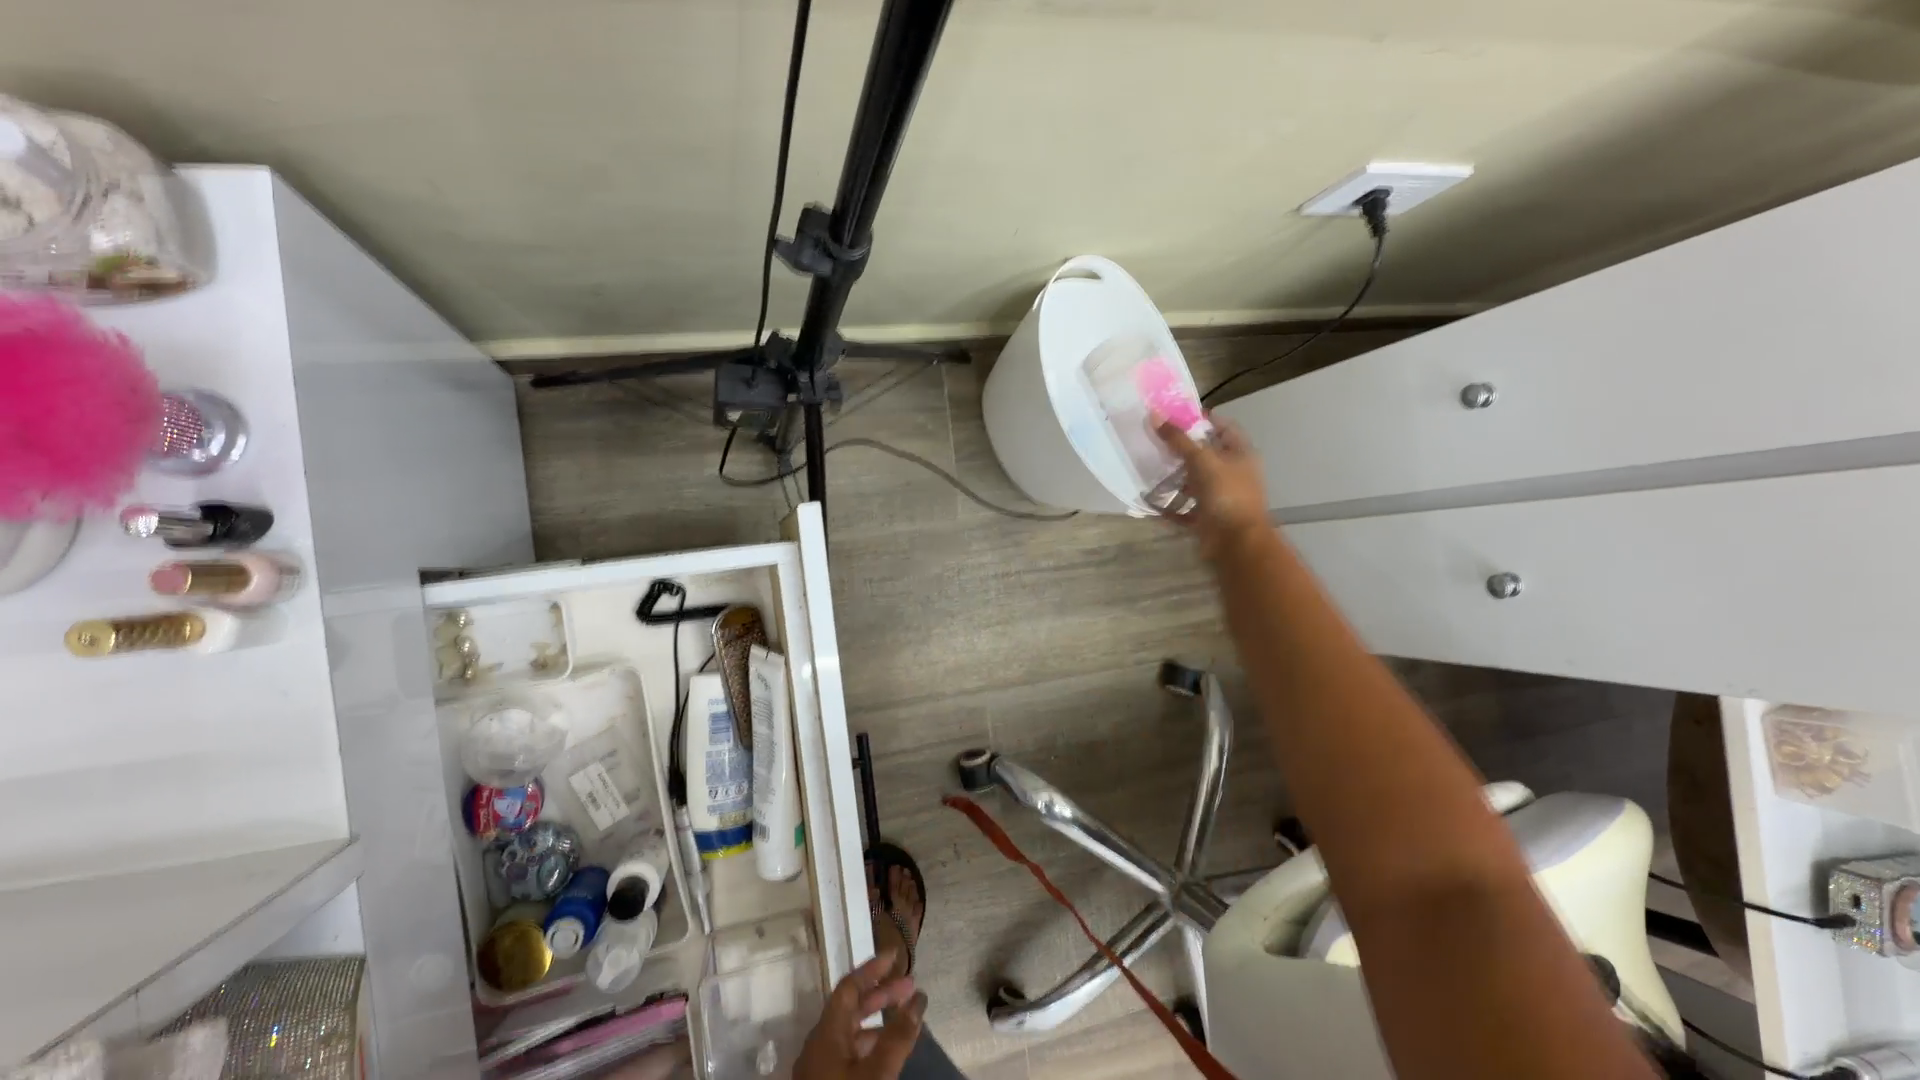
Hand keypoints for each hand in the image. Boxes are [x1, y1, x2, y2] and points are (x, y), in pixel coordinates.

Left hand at [795, 949, 926, 1079]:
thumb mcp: (877, 1073)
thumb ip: (897, 1037)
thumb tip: (918, 999)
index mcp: (826, 1033)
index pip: (849, 987)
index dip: (872, 968)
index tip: (896, 955)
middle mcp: (820, 1044)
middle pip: (850, 1007)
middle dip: (881, 993)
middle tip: (912, 986)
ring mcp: (820, 1067)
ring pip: (851, 1031)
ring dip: (878, 1019)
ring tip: (907, 1016)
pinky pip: (850, 1051)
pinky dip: (872, 1043)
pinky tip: (890, 1051)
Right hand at [1155, 416, 1269, 559]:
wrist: (1236, 542)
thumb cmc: (1226, 494)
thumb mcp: (1202, 460)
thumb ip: (1178, 439)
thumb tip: (1154, 415)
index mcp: (1240, 453)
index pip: (1222, 426)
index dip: (1200, 418)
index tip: (1173, 415)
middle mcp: (1232, 472)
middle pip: (1204, 454)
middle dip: (1180, 448)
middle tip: (1154, 439)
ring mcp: (1219, 496)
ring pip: (1193, 481)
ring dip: (1172, 477)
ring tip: (1148, 466)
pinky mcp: (1206, 517)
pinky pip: (1183, 508)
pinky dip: (1168, 505)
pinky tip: (1148, 499)